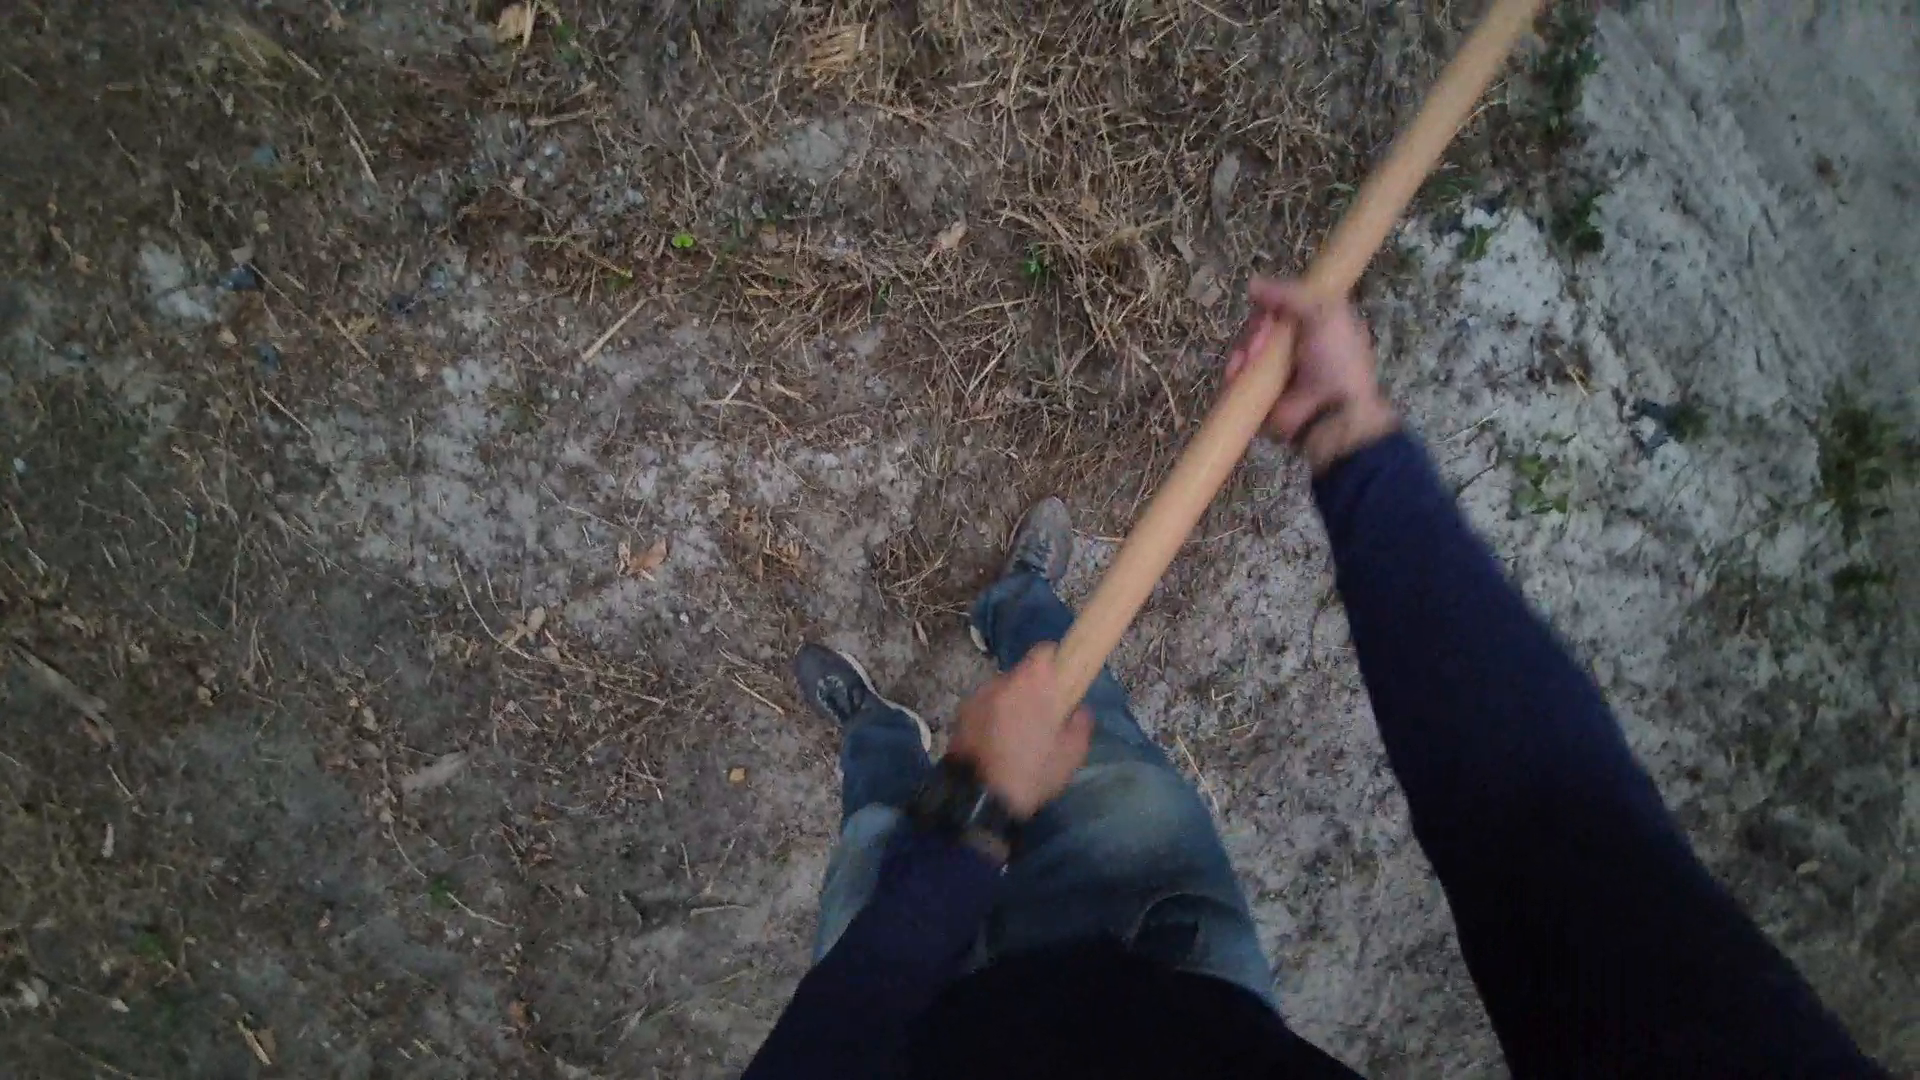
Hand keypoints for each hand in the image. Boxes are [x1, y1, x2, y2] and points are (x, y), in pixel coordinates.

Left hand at [946, 644, 1092, 819]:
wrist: (977, 799)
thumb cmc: (1030, 773)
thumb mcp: (1070, 755)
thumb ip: (1080, 724)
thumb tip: (1079, 709)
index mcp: (1031, 684)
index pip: (1045, 650)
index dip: (1056, 662)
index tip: (1062, 682)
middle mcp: (1001, 681)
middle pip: (1023, 673)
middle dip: (1033, 690)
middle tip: (1042, 718)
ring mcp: (977, 695)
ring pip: (1003, 691)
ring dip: (1012, 704)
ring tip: (1017, 736)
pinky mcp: (960, 713)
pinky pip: (985, 706)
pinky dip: (993, 716)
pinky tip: (997, 743)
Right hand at [1223, 277, 1398, 472]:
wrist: (1331, 413)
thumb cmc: (1336, 360)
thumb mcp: (1324, 313)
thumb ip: (1290, 294)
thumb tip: (1252, 283)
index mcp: (1314, 329)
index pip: (1282, 309)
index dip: (1271, 305)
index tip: (1267, 309)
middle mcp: (1293, 350)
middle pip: (1259, 330)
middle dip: (1256, 331)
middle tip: (1262, 339)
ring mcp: (1274, 375)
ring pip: (1245, 354)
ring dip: (1243, 352)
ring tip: (1249, 359)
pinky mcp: (1258, 397)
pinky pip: (1236, 381)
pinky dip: (1233, 375)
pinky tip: (1236, 373)